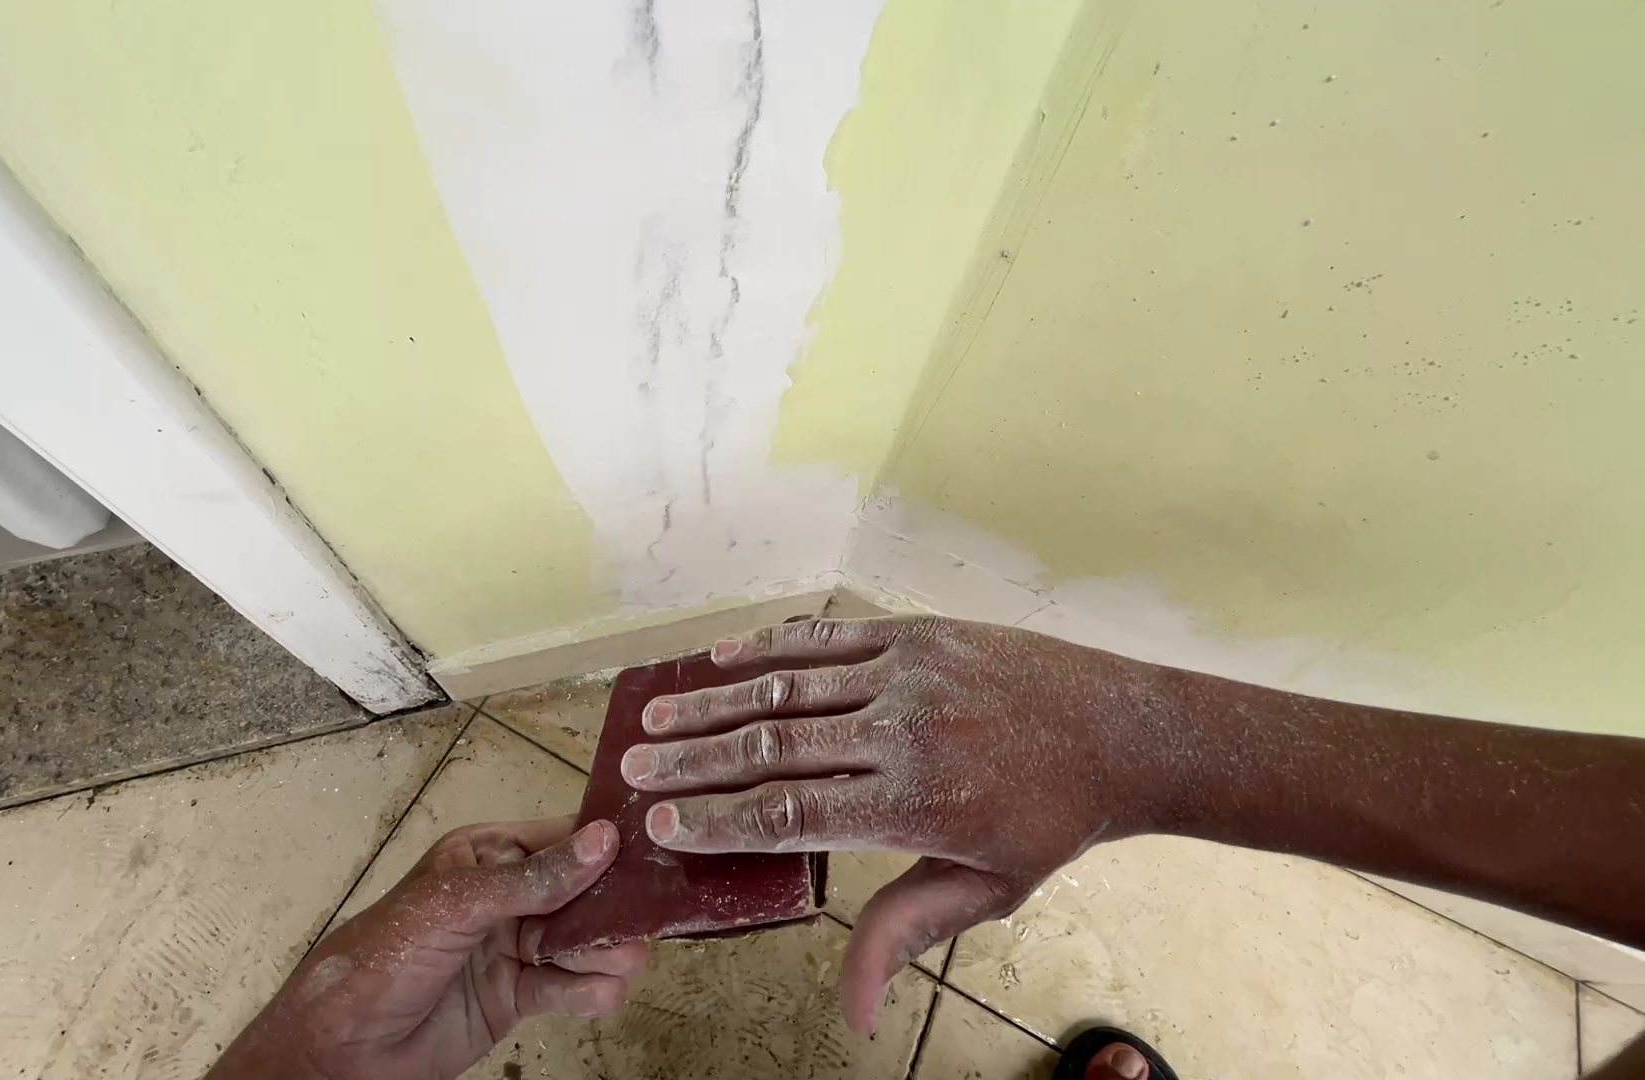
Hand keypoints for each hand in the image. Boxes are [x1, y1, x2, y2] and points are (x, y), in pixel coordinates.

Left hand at [207, 817, 647, 1079]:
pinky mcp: (513, 996)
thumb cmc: (390, 952)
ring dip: (602, 950)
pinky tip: (606, 993)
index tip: (651, 848)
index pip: (557, 838)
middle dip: (607, 905)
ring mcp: (511, 947)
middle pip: (574, 892)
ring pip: (572, 941)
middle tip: (645, 918)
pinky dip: (586, 991)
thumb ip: (535, 878)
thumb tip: (604, 839)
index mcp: (489, 854)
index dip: (601, 842)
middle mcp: (507, 895)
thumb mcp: (460, 903)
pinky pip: (560, 988)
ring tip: (628, 960)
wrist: (340, 1053)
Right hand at [618, 616, 1164, 1033]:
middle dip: (693, 759)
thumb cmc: (1050, 818)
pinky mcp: (911, 632)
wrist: (1121, 730)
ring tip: (657, 712)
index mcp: (915, 800)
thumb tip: (853, 1012)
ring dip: (713, 700)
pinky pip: (824, 638)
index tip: (661, 820)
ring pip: (786, 687)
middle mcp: (899, 729)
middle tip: (631, 763)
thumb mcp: (989, 889)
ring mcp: (903, 671)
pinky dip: (765, 645)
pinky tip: (719, 653)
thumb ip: (907, 933)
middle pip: (772, 745)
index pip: (791, 813)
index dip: (718, 818)